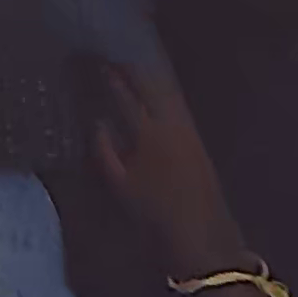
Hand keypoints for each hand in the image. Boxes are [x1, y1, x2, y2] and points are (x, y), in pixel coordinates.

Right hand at [90, 64, 245, 275]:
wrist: (204, 243)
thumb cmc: (155, 215)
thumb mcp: (119, 184)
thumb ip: (104, 148)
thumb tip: (96, 120)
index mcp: (147, 132)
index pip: (123, 93)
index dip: (108, 74)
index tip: (93, 58)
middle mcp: (170, 124)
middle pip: (148, 86)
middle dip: (129, 68)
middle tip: (110, 54)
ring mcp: (187, 131)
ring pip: (165, 92)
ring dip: (146, 77)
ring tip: (128, 64)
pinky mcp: (197, 140)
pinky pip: (175, 104)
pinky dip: (161, 91)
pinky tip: (152, 89)